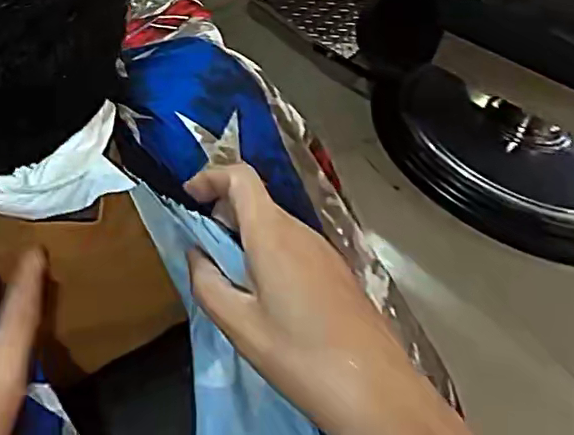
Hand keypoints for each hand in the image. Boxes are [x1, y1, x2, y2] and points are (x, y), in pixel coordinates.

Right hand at [184, 165, 468, 434]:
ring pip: (274, 224)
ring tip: (234, 279)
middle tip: (205, 247)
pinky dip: (270, 254)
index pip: (239, 176)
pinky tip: (269, 298)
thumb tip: (197, 257)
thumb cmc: (306, 358)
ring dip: (246, 236)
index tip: (190, 196)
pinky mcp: (338, 272)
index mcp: (272, 233)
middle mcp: (299, 231)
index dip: (210, 177)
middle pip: (255, 200)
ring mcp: (323, 250)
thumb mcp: (241, 327)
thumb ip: (206, 284)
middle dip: (223, 214)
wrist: (383, 396)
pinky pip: (294, 246)